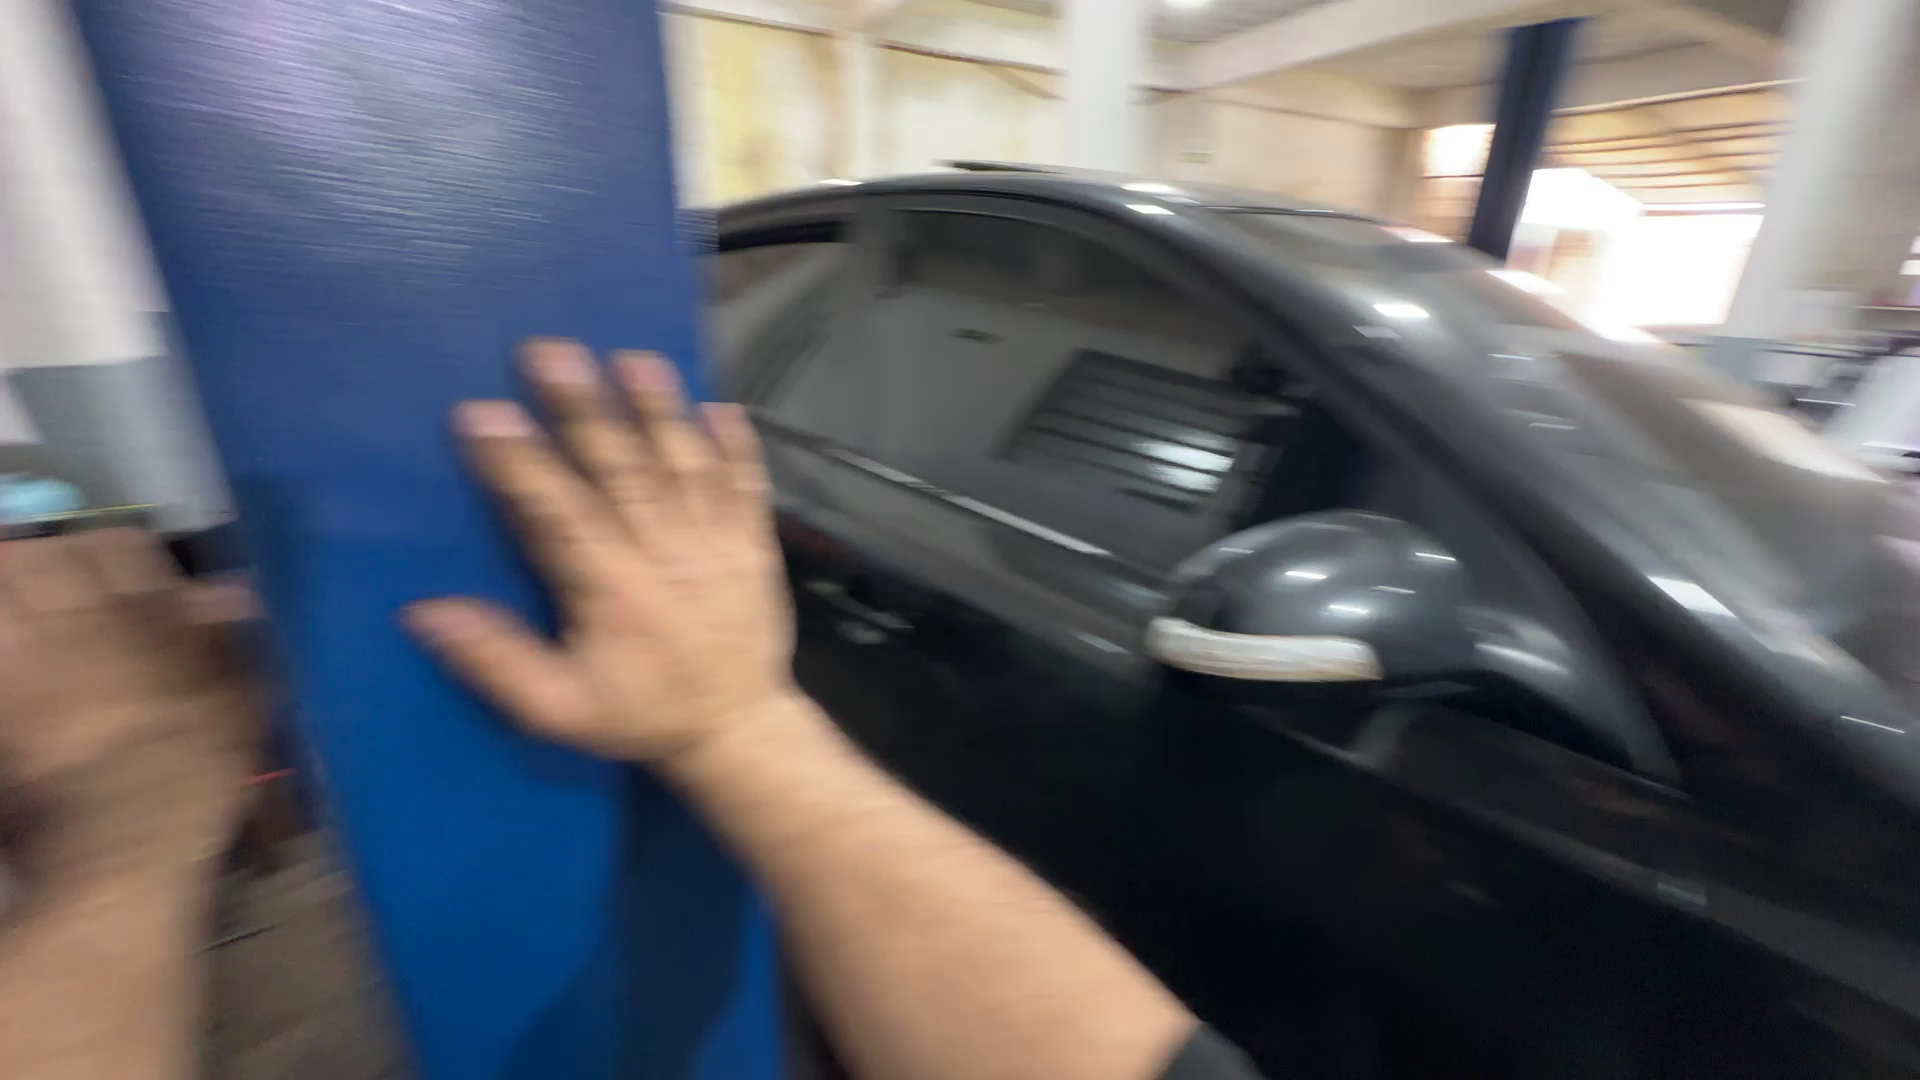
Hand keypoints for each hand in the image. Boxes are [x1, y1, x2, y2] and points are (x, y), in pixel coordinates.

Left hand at [0, 530, 260, 873]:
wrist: (128, 835)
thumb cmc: (200, 759)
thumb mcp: (240, 695)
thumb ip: (222, 638)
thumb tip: (222, 594)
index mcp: (139, 623)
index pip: (112, 546)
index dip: (120, 546)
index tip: (136, 563)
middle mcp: (67, 632)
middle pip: (26, 558)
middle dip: (41, 556)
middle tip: (64, 572)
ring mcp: (16, 666)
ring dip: (10, 590)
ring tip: (33, 604)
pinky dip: (4, 638)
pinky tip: (22, 649)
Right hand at [404, 340, 797, 767]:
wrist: (738, 725)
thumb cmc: (645, 715)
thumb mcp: (560, 711)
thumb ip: (497, 663)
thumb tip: (424, 611)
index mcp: (612, 592)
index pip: (560, 515)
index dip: (521, 464)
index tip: (484, 412)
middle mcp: (667, 556)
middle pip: (624, 473)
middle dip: (586, 411)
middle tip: (553, 352)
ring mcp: (719, 547)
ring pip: (687, 470)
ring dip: (661, 413)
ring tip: (636, 361)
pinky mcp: (756, 548)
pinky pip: (749, 491)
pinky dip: (739, 451)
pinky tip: (724, 408)